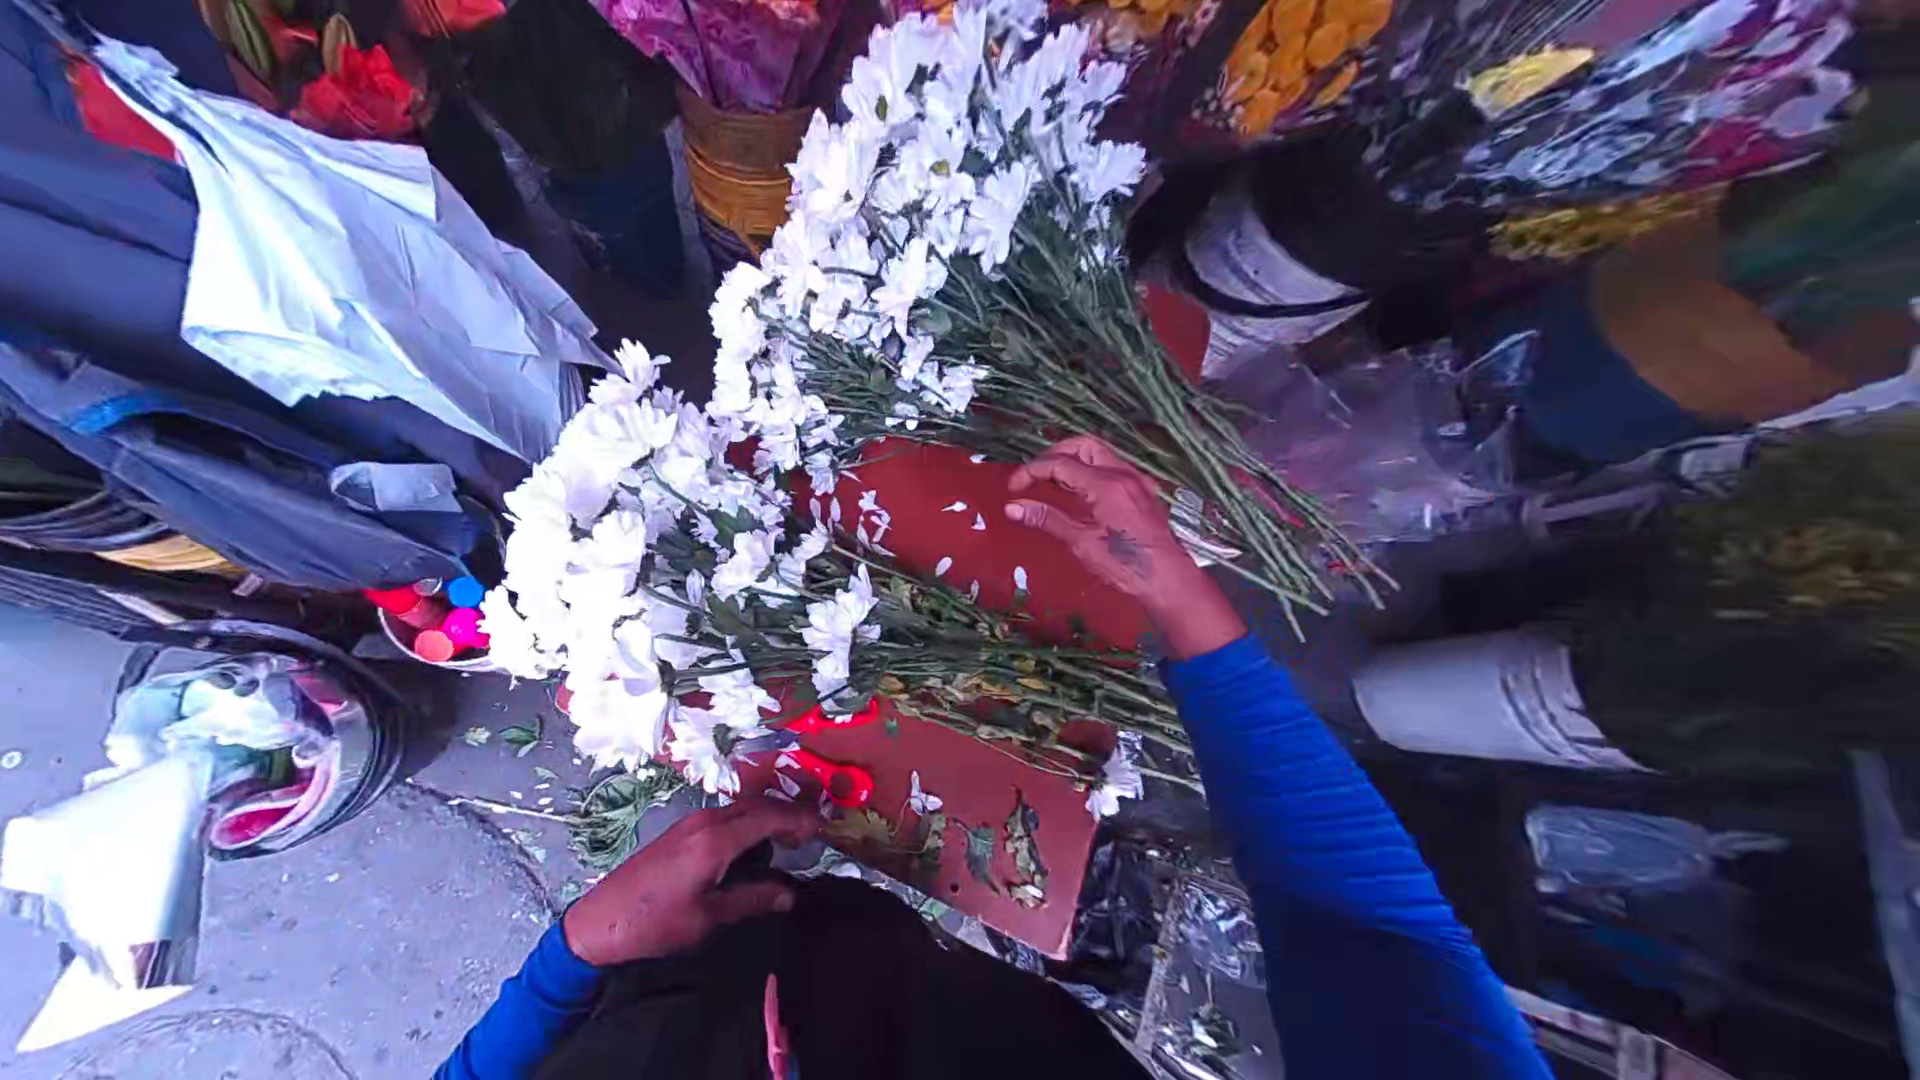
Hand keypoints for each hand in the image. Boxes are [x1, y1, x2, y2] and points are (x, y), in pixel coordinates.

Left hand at [562, 798, 820, 965]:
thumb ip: (753, 899)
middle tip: (809, 833)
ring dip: (768, 816)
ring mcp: (692, 820)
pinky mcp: (683, 828)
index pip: (769, 817)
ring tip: (786, 839)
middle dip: (788, 813)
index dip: (799, 819)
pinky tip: (752, 843)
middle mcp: (707, 820)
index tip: (821, 828)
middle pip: (758, 805)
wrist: (597, 923)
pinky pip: (727, 814)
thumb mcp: (708, 918)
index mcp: (715, 839)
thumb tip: (791, 894)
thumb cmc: (654, 924)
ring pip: (743, 807)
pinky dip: (750, 820)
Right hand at [1005, 435, 1245, 660]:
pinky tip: (1081, 493)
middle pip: (1081, 445)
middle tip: (1034, 476)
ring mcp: (1137, 481)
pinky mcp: (1143, 492)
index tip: (1013, 488)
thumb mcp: (1081, 543)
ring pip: (1099, 453)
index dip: (1030, 472)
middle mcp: (1123, 474)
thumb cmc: (1127, 566)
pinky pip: (1113, 467)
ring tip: (1052, 483)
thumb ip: (1047, 519)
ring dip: (1073, 460)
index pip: (1059, 463)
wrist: (1169, 581)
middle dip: (1053, 455)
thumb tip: (1013, 508)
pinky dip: (1091, 471)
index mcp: (1106, 484)